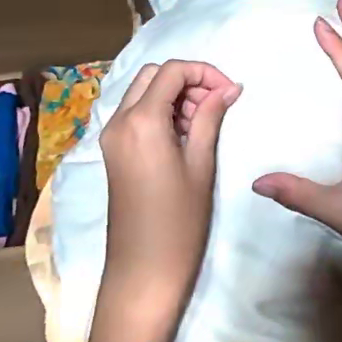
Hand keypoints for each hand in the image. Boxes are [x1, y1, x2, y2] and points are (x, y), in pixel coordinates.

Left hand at [99, 60, 241, 323]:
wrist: (142, 270)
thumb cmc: (179, 221)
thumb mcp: (200, 165)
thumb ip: (210, 118)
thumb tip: (228, 87)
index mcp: (140, 121)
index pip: (172, 71)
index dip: (204, 72)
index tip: (230, 91)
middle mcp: (118, 120)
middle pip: (153, 76)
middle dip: (187, 81)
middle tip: (215, 107)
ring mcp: (111, 136)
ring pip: (142, 93)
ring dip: (173, 97)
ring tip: (202, 125)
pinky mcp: (112, 151)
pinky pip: (135, 115)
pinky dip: (160, 113)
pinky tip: (183, 137)